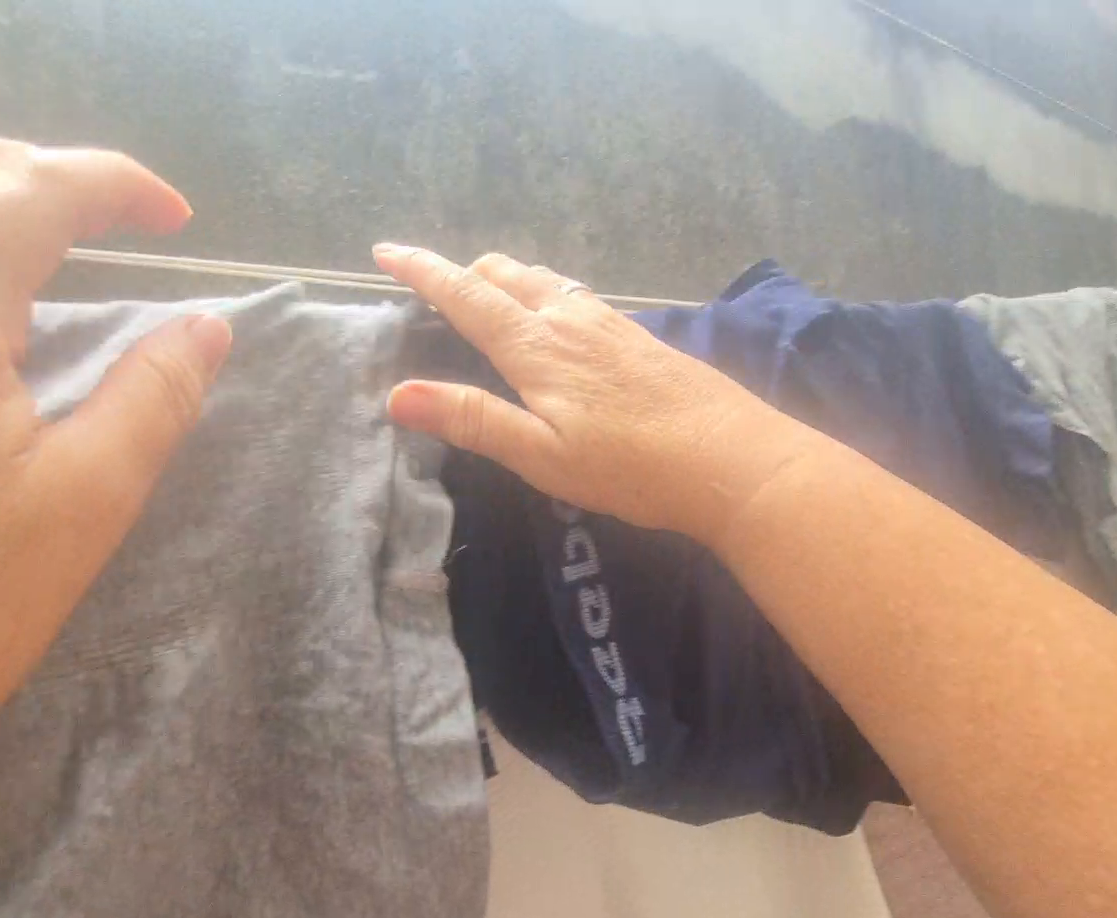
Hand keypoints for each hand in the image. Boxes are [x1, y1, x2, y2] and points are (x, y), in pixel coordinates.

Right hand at [372, 245, 810, 545]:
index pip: (465, 295)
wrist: (730, 459)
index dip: (422, 270)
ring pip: (545, 280)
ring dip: (506, 278)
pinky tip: (557, 320)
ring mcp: (610, 324)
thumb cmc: (630, 466)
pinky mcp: (639, 337)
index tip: (386, 251)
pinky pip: (577, 296)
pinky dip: (545, 293)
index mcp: (537, 346)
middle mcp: (570, 320)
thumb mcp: (541, 454)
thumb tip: (396, 395)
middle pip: (506, 275)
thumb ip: (472, 420)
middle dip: (462, 271)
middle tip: (434, 285)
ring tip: (487, 294)